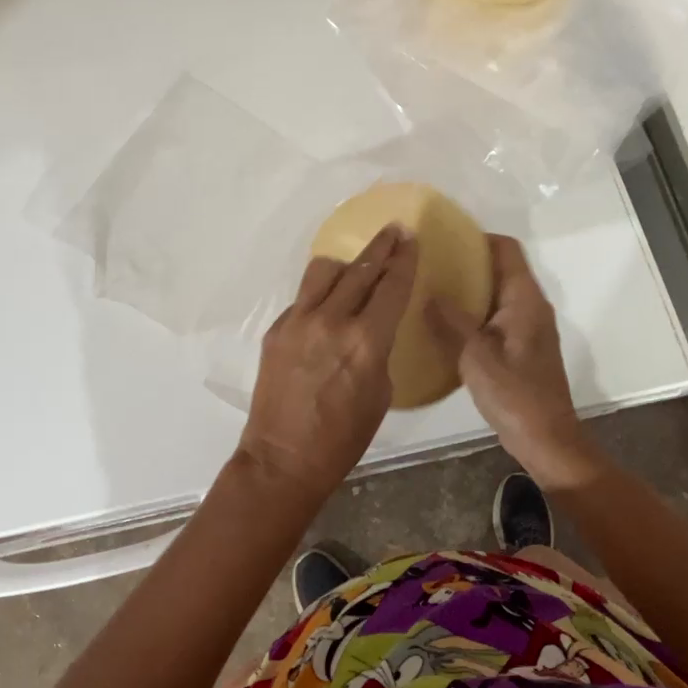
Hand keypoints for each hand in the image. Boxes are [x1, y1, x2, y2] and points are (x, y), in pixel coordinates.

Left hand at [237, 226, 418, 499]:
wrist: (284, 458)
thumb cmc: (344, 437)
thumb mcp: (381, 393)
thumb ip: (379, 349)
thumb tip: (373, 326)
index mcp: (365, 341)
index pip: (390, 287)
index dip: (404, 260)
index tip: (411, 238)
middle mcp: (331, 322)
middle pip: (360, 270)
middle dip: (381, 247)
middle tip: (394, 230)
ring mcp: (298, 322)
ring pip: (325, 272)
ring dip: (346, 263)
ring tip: (357, 263)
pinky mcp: (276, 329)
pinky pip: (304, 298)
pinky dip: (321, 294)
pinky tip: (328, 304)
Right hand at [427, 234, 598, 489]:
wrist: (547, 439)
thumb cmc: (514, 393)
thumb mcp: (474, 355)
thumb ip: (451, 320)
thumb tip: (428, 291)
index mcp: (524, 299)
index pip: (506, 249)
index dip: (478, 237)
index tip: (444, 237)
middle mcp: (531, 305)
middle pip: (502, 268)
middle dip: (469, 261)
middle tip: (430, 262)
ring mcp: (530, 327)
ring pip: (498, 292)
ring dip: (470, 287)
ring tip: (432, 287)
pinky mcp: (524, 346)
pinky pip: (497, 314)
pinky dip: (476, 310)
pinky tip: (447, 322)